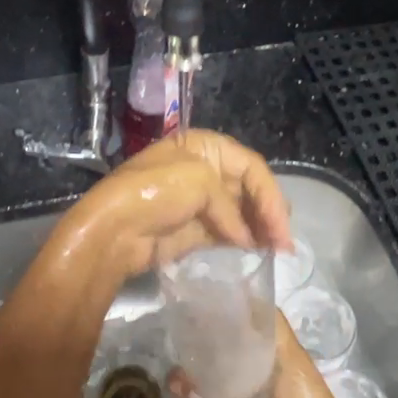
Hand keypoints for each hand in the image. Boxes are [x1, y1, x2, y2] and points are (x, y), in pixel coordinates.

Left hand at [56, 129, 291, 278]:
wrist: (114, 230)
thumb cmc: (156, 192)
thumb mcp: (200, 181)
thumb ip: (231, 206)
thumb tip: (245, 237)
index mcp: (204, 145)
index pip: (251, 166)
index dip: (269, 195)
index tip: (281, 227)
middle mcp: (204, 169)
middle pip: (248, 188)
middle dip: (269, 211)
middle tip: (284, 241)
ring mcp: (198, 201)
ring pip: (241, 212)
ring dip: (260, 228)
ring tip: (277, 249)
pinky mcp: (192, 230)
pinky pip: (227, 233)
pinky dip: (243, 241)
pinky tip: (257, 251)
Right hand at [171, 314, 371, 397]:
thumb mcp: (293, 357)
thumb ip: (270, 325)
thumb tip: (245, 288)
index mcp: (241, 370)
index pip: (202, 354)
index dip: (191, 347)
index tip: (184, 339)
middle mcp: (224, 397)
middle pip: (184, 385)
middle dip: (183, 383)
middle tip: (184, 384)